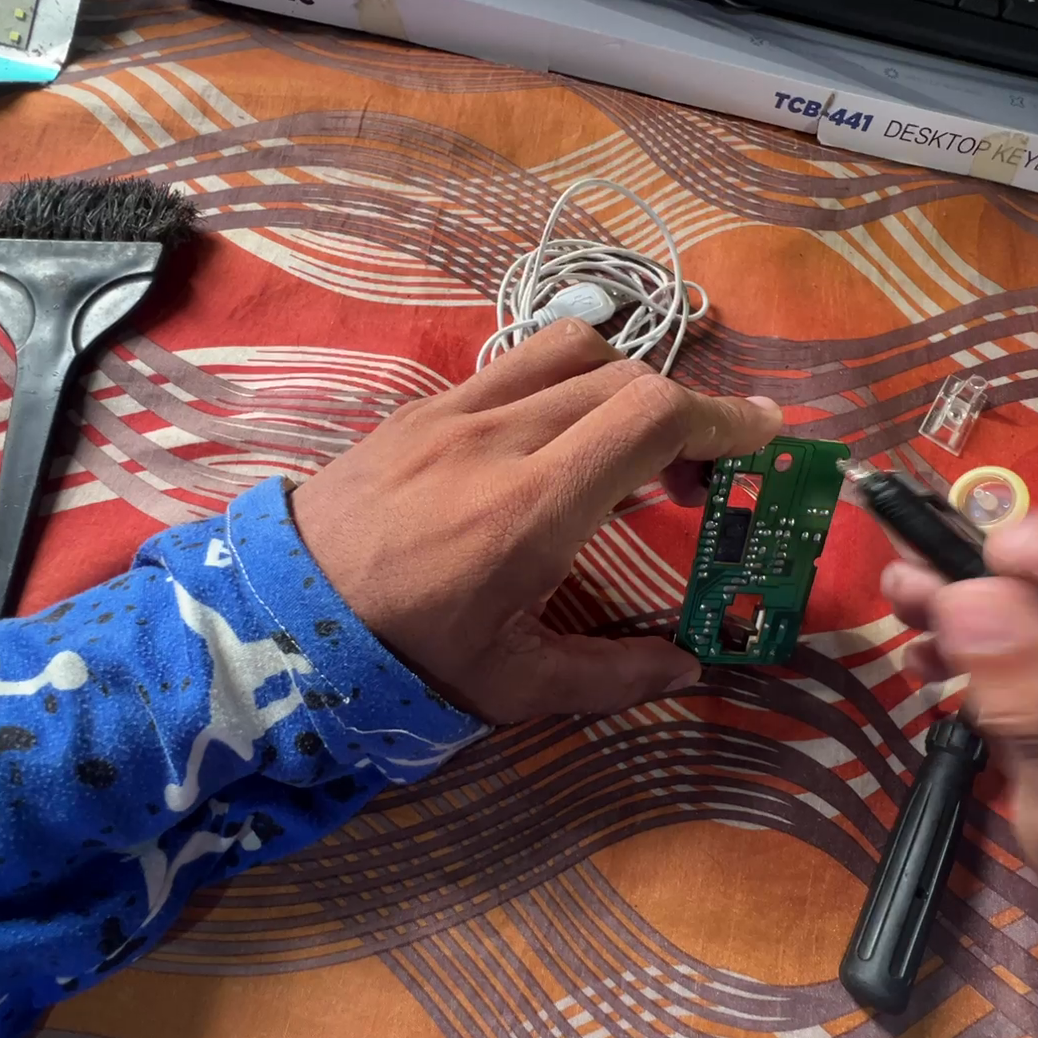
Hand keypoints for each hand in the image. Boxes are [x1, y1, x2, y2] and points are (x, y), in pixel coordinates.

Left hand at [290, 320, 781, 722]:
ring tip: (629, 443)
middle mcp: (498, 439)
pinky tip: (555, 437)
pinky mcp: (422, 405)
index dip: (721, 417)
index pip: (649, 418)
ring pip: (571, 351)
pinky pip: (515, 364)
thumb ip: (611, 675)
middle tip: (695, 476)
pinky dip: (565, 383)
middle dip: (684, 413)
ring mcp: (453, 410)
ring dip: (625, 383)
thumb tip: (687, 664)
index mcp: (529, 510)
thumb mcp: (509, 686)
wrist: (277, 613)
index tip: (760, 435)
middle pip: (624, 377)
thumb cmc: (399, 654)